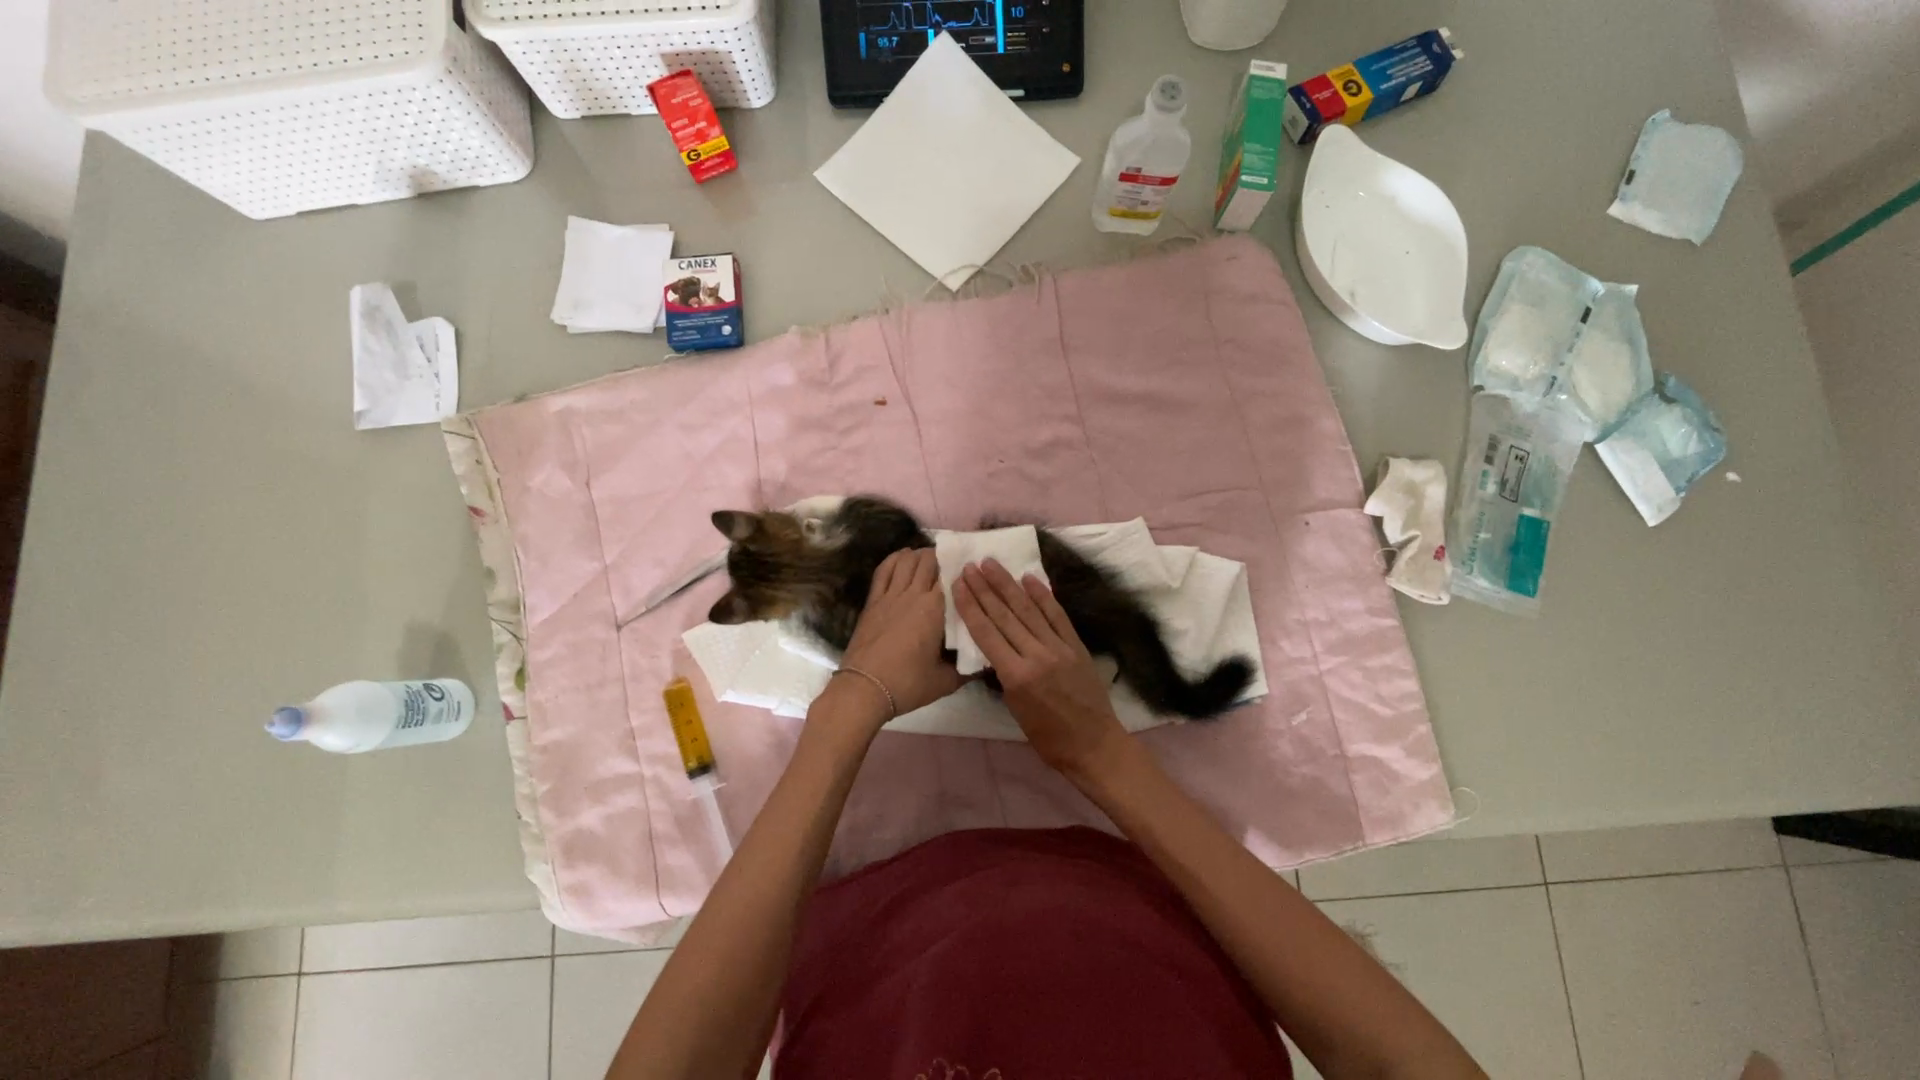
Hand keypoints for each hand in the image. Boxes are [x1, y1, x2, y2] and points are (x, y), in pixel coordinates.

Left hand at [831, 548, 962, 730]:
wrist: (865, 689)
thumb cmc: (908, 684)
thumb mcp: (946, 681)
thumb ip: (968, 669)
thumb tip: (987, 661)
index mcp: (935, 609)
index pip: (951, 575)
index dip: (962, 568)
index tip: (972, 569)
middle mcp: (913, 594)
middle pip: (929, 560)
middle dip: (942, 556)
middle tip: (952, 562)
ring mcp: (890, 595)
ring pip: (906, 561)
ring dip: (919, 554)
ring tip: (930, 557)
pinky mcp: (873, 602)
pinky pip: (883, 571)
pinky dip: (894, 559)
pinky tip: (902, 556)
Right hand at [952, 559, 1131, 780]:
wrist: (1093, 745)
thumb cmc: (1048, 738)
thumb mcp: (1015, 708)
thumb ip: (1005, 675)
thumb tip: (995, 648)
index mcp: (1015, 676)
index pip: (986, 633)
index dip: (970, 606)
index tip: (958, 584)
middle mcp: (1036, 655)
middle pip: (1004, 615)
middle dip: (984, 589)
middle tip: (970, 566)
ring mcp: (1059, 648)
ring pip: (1029, 609)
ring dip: (1008, 584)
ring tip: (992, 564)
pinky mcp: (1077, 646)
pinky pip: (1057, 615)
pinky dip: (1043, 596)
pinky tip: (1029, 578)